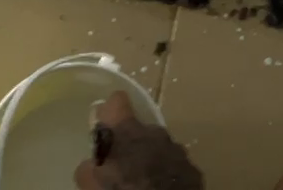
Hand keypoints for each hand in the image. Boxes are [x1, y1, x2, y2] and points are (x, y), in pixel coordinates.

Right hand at [74, 91, 203, 189]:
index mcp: (127, 132)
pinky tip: (160, 189)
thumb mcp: (96, 185)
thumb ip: (89, 169)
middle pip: (139, 129)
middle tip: (123, 169)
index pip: (116, 101)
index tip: (105, 126)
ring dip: (150, 160)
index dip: (110, 111)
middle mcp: (154, 132)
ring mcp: (176, 149)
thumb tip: (90, 164)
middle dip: (132, 145)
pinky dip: (166, 175)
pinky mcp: (192, 169)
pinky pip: (175, 165)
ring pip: (158, 148)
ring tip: (142, 182)